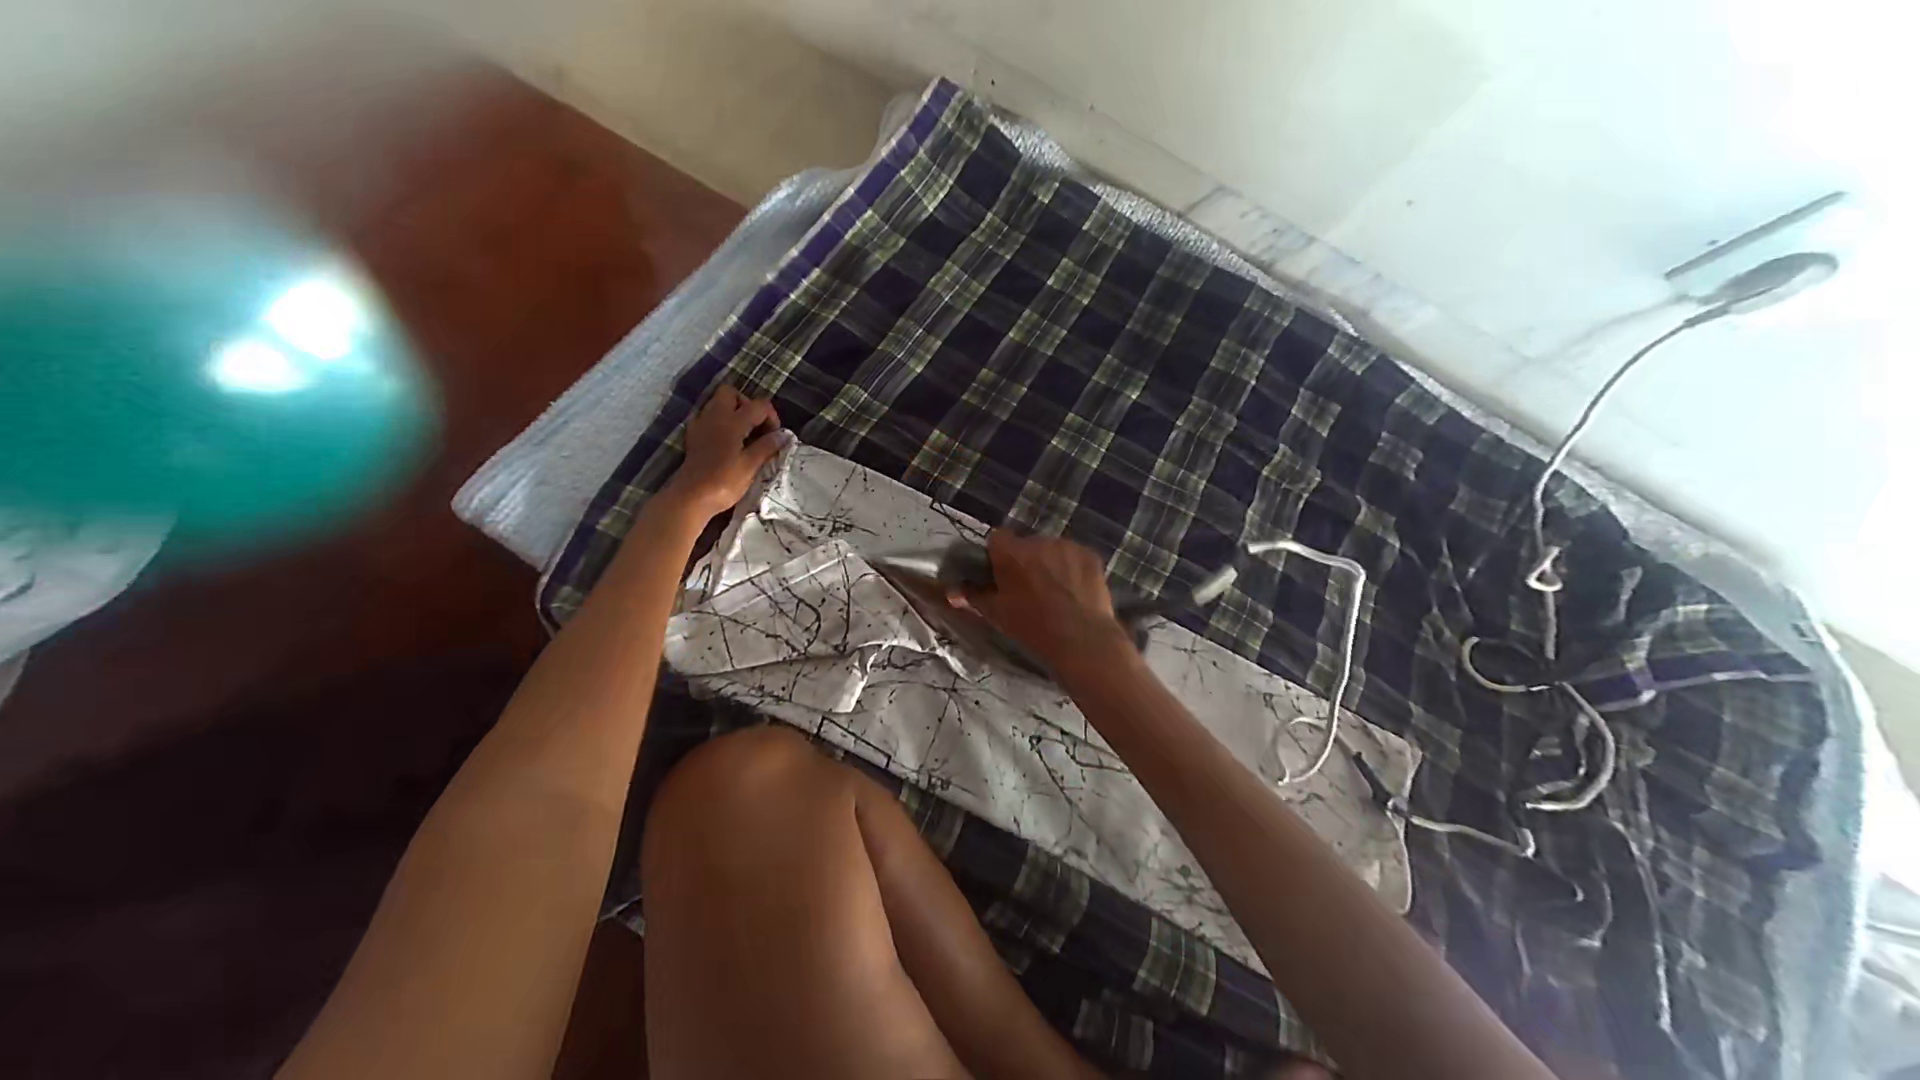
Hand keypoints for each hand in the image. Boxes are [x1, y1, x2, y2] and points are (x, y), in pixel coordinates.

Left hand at [660, 385, 784, 520]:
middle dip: (747, 404)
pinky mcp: (693, 435)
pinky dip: (719, 421)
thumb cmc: (723, 482)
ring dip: (733, 412)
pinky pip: (707, 416)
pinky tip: (727, 440)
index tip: (775, 437)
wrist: (691, 497)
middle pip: (731, 393)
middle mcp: (714, 416)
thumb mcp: (750, 466)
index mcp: (732, 422)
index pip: (758, 405)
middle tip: (756, 427)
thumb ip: (767, 446)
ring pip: (717, 403)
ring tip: (743, 434)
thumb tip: (784, 435)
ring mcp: (700, 424)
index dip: (771, 417)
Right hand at [958, 530, 1132, 673]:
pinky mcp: (1090, 555)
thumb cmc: (1032, 627)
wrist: (1081, 638)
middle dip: (1026, 561)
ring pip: (1052, 550)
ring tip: (1056, 593)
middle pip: (1026, 545)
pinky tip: (1075, 592)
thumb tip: (952, 593)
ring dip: (1050, 564)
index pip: (997, 538)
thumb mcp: (997, 614)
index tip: (1000, 573)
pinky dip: (1073, 569)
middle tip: (1028, 588)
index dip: (997, 555)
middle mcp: (1038, 541)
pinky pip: (1075, 557)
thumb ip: (974, 597)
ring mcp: (1067, 546)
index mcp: (1010, 553)